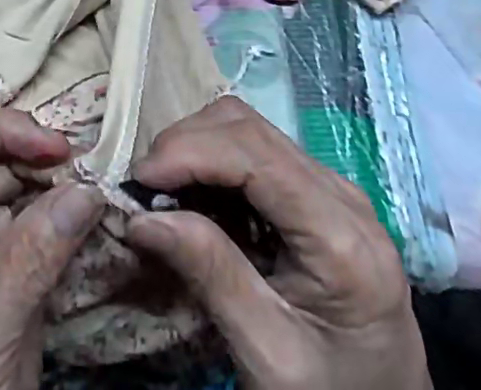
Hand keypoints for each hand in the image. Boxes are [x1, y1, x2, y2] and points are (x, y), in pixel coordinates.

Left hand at [0, 102, 106, 389]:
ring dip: (61, 180)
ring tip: (100, 185)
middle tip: (92, 167)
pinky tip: (96, 211)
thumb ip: (32, 255)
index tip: (56, 147)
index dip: (4, 128)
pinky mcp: (12, 264)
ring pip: (22, 183)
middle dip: (42, 153)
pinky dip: (70, 212)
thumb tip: (86, 191)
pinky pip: (42, 221)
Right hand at [123, 97, 429, 389]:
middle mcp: (342, 196)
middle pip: (247, 127)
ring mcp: (330, 187)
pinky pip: (252, 147)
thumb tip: (139, 218)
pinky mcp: (315, 189)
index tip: (138, 179)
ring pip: (246, 126)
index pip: (255, 155)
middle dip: (184, 145)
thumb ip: (212, 277)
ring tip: (164, 191)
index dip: (189, 151)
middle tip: (144, 190)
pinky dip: (210, 157)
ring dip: (194, 146)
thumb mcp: (269, 354)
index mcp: (342, 239)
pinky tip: (193, 194)